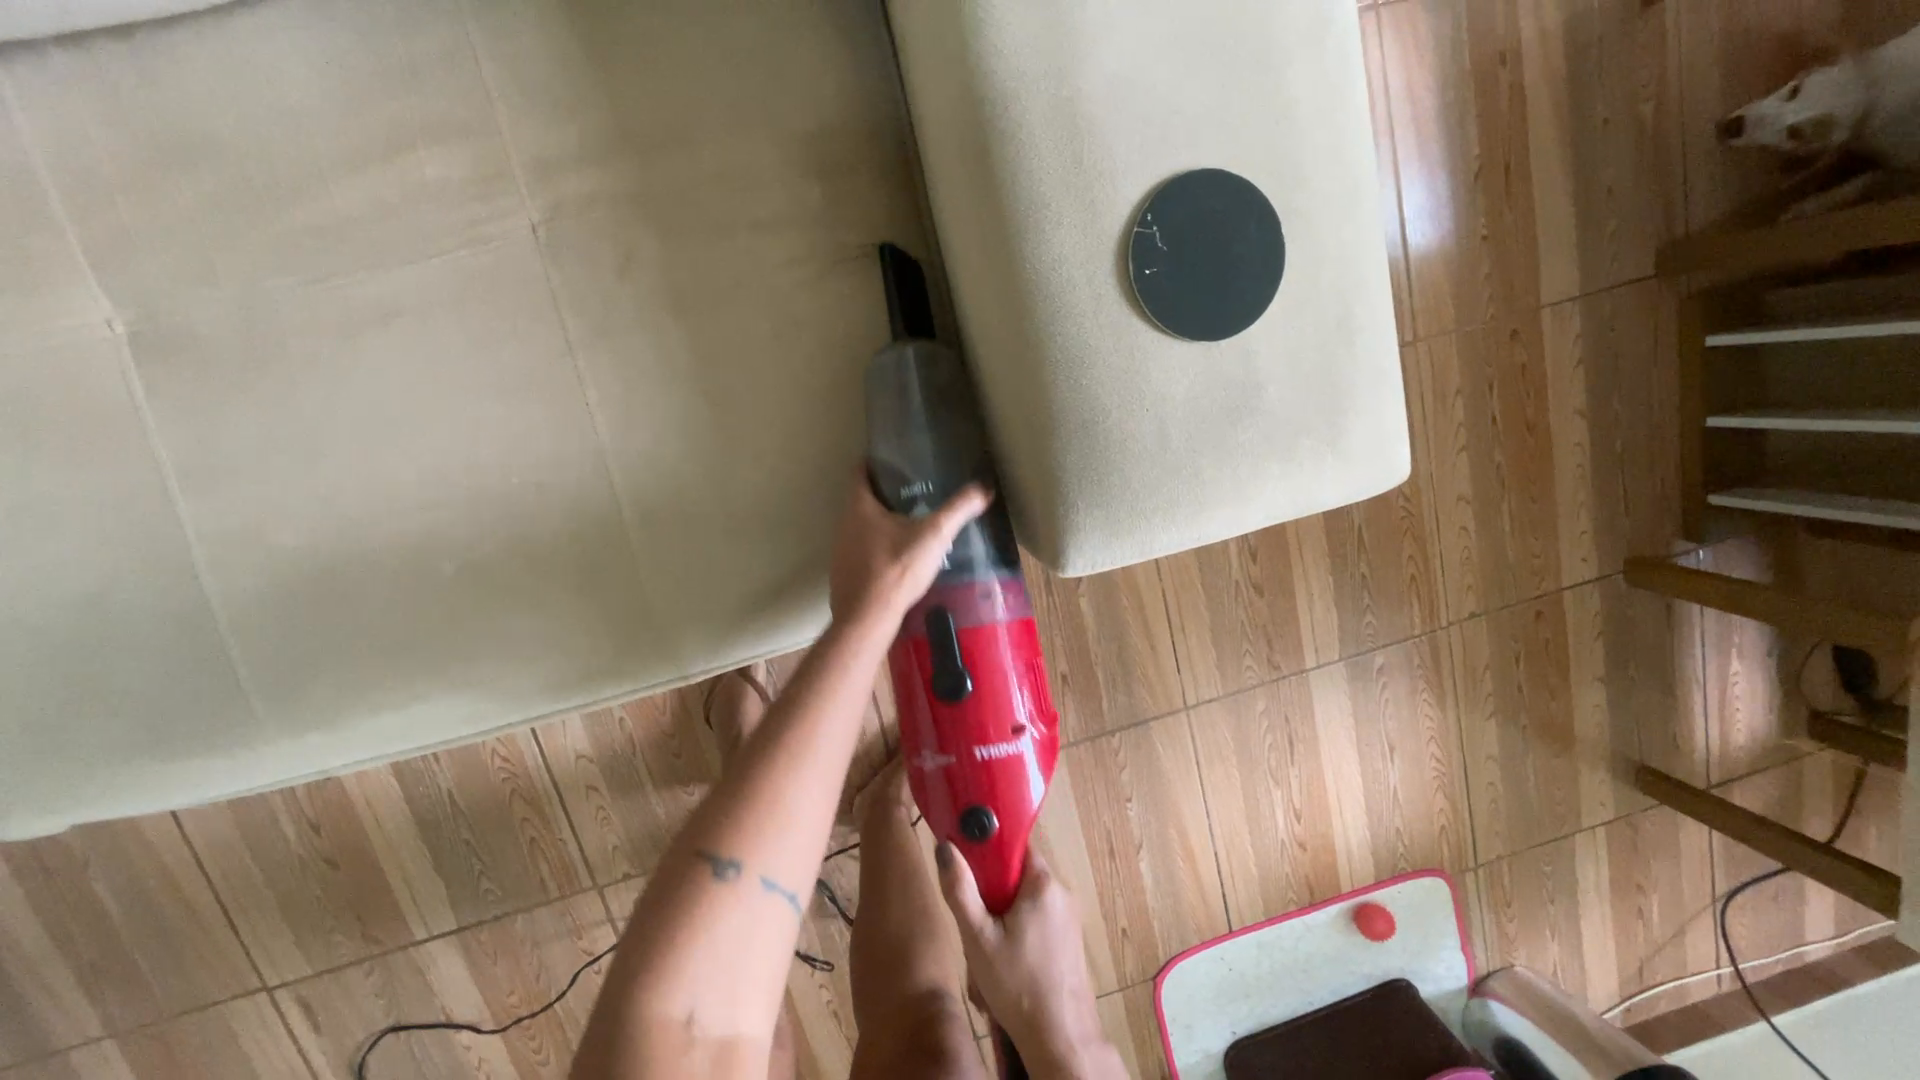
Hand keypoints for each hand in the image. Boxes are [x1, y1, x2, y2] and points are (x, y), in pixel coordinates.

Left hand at [828, 472, 991, 627]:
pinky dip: (877, 546)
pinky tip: (899, 555)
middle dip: (884, 492)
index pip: (860, 471)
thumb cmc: (897, 568)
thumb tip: (985, 488)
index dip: (875, 461)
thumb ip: (958, 510)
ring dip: (880, 521)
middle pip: (862, 499)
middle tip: (913, 488)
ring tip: (910, 520)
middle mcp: (844, 523)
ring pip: (861, 526)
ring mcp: (841, 550)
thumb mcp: (934, 535)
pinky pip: (862, 550)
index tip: (895, 458)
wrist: (867, 618)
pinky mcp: (845, 573)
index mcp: (859, 506)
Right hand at [937, 844, 1125, 1079]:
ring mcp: (1068, 917)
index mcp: (1042, 882)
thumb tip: (946, 846)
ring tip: (986, 947)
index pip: (1013, 843)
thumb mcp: (978, 937)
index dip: (987, 849)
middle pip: (1016, 874)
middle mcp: (1060, 891)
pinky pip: (1036, 920)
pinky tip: (1004, 962)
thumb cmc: (1017, 984)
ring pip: (1024, 900)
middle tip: (973, 920)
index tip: (966, 866)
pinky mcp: (1069, 939)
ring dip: (1001, 916)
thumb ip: (959, 889)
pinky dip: (1017, 932)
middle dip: (990, 892)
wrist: (1060, 1037)